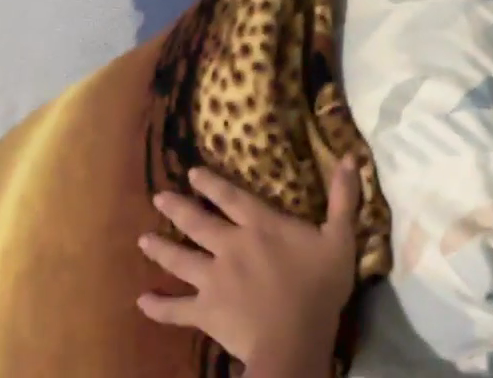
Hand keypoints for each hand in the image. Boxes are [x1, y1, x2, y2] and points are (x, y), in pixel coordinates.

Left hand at [137, 157, 360, 374]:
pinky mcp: (204, 311)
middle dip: (178, 208)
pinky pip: (174, 309)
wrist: (293, 336)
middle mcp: (231, 246)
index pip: (232, 198)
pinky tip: (142, 301)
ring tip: (143, 240)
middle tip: (158, 197)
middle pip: (198, 224)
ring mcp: (213, 280)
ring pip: (180, 260)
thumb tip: (350, 157)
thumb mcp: (341, 235)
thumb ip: (343, 197)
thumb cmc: (320, 283)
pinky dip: (157, 306)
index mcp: (262, 226)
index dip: (212, 184)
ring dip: (160, 249)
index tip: (192, 172)